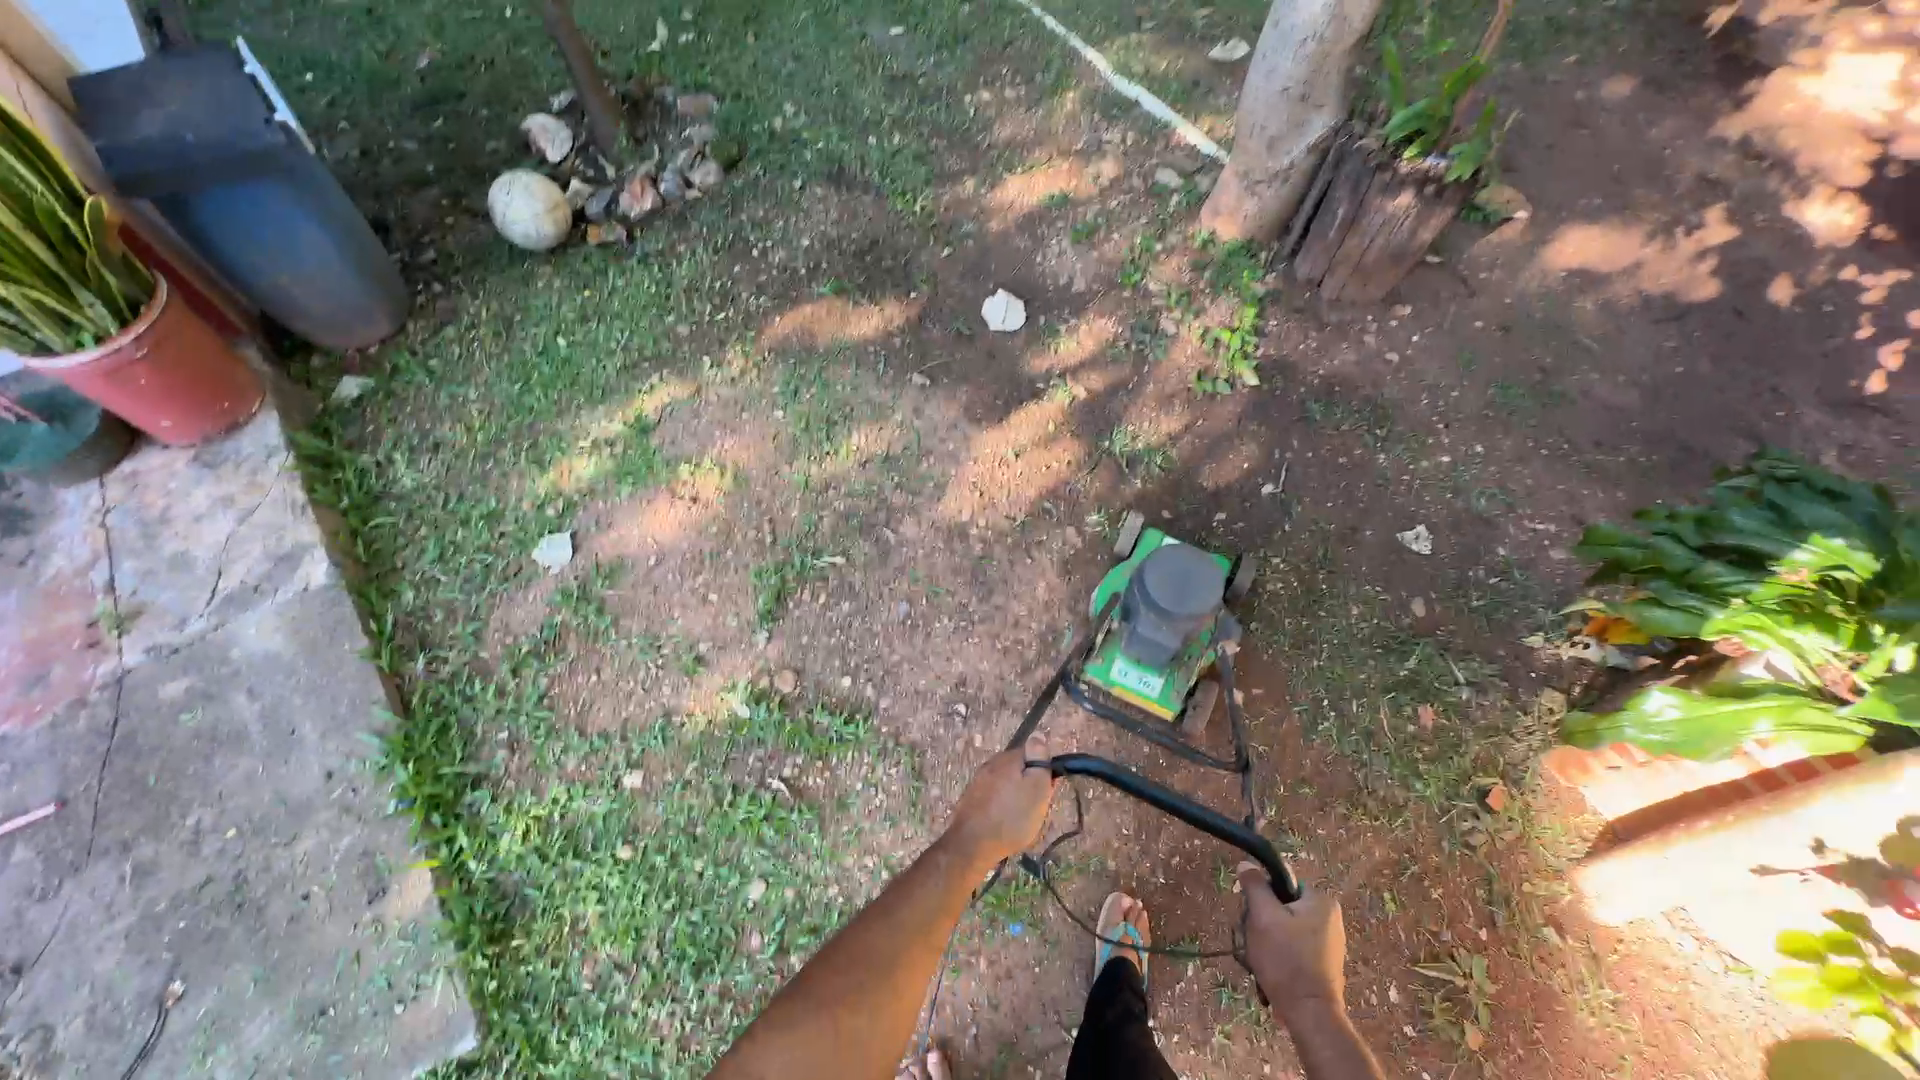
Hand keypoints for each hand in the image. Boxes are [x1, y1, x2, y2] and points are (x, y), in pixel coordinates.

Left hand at [943, 736, 1056, 866]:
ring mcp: (978, 781)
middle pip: (1019, 768)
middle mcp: (991, 764)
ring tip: (1021, 818)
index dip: (1043, 771)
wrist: (973, 844)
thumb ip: (1039, 761)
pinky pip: (995, 796)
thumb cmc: (1012, 817)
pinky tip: (1005, 822)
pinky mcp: (971, 798)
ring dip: (1016, 796)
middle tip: (1036, 807)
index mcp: (1008, 758)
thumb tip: (1038, 735)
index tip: (1046, 790)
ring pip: (1007, 783)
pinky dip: (1003, 806)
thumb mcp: (1037, 788)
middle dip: (1030, 784)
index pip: (1033, 752)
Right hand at [1237, 863, 1346, 1020]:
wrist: (1308, 1013)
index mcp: (1322, 901)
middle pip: (1282, 908)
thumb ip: (1255, 886)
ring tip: (1258, 959)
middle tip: (1253, 940)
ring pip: (1284, 930)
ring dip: (1267, 941)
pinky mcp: (1323, 965)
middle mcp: (1331, 919)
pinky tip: (1270, 970)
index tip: (1253, 916)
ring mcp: (1329, 944)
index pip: (1282, 885)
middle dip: (1263, 923)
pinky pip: (1293, 949)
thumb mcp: (1263, 916)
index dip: (1263, 898)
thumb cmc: (1285, 958)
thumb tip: (1247, 864)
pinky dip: (1279, 956)